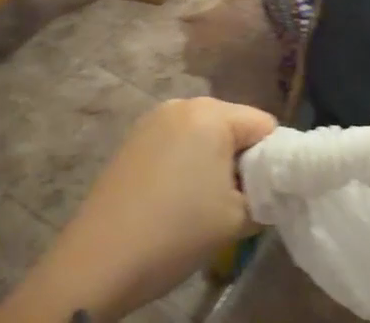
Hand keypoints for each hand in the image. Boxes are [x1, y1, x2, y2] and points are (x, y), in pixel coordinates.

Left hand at [0, 97, 277, 321]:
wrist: (96, 264)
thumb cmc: (175, 232)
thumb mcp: (238, 220)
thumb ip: (267, 196)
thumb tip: (269, 190)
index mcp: (212, 113)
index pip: (265, 125)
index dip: (272, 160)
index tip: (262, 195)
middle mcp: (182, 104)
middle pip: (233, 125)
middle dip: (241, 160)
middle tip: (233, 202)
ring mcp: (152, 121)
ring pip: (204, 136)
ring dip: (212, 163)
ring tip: (202, 204)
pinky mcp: (131, 141)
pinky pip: (177, 144)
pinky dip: (185, 166)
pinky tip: (173, 201)